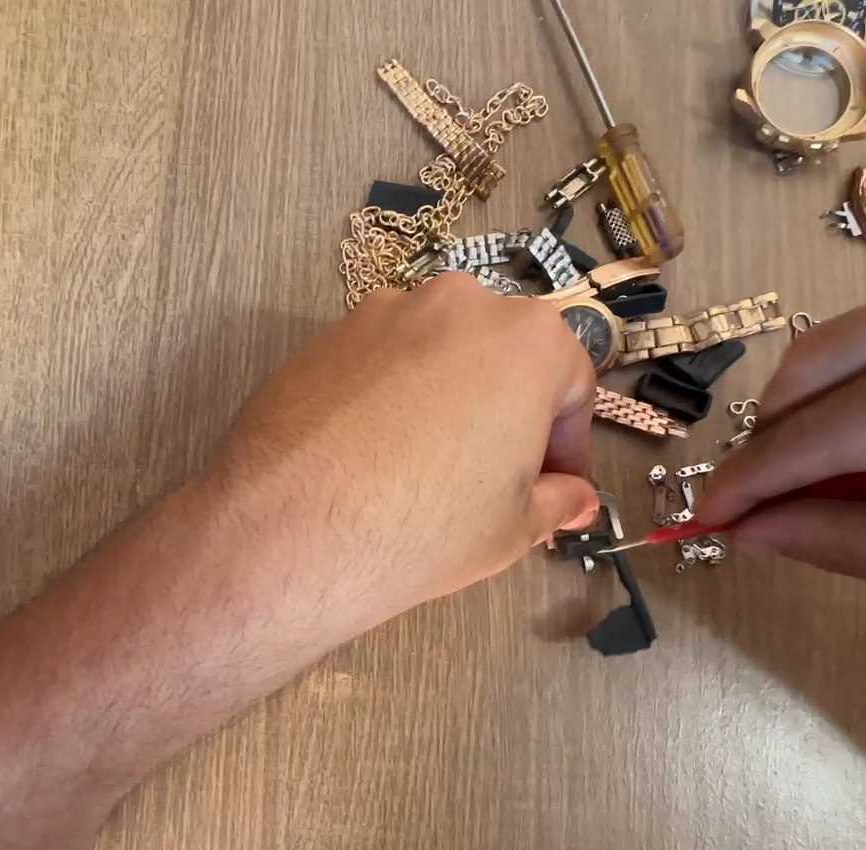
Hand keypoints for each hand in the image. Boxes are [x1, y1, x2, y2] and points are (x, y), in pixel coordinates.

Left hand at [195, 272, 596, 635]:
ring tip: (421, 469)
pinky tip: (369, 455)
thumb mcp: (512, 529)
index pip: (572, 387)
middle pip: (502, 361)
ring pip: (437, 357)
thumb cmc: (422, 526)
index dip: (567, 448)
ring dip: (445, 402)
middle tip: (490, 481)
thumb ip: (557, 502)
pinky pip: (379, 364)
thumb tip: (576, 499)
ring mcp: (383, 312)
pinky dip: (388, 399)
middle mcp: (458, 304)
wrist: (289, 527)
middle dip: (507, 417)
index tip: (552, 489)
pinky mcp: (324, 335)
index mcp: (527, 339)